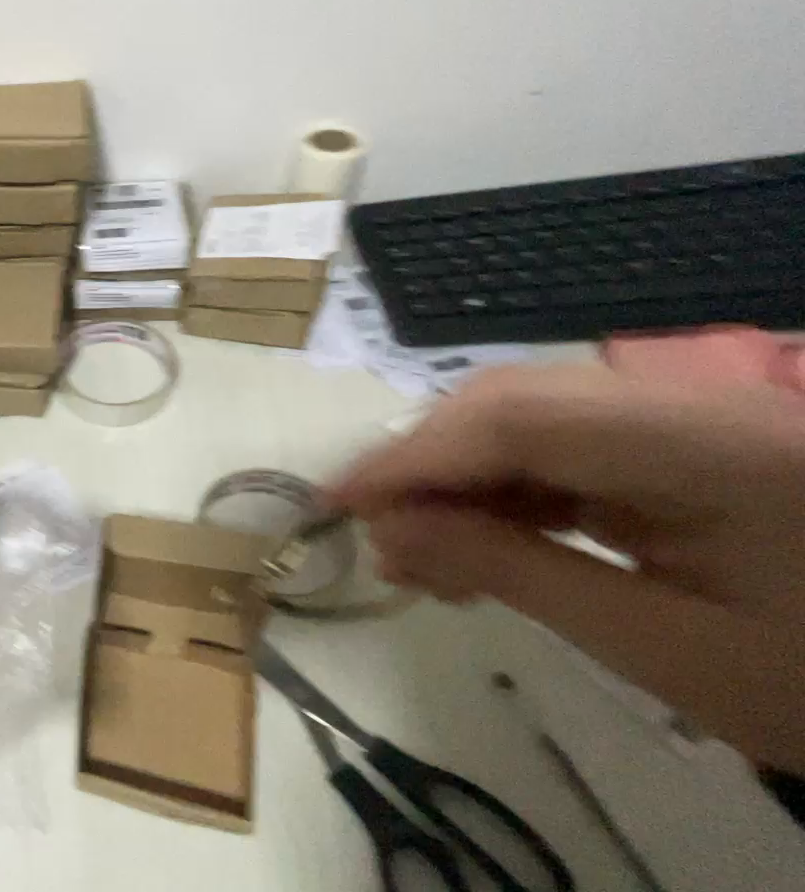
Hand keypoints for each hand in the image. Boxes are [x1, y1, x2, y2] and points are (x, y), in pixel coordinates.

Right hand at [327, 365, 804, 773]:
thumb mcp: (669, 648)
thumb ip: (514, 572)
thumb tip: (388, 531)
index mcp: (714, 446)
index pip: (516, 418)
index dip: (411, 456)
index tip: (335, 503)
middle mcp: (696, 407)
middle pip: (513, 401)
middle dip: (427, 464)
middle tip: (378, 536)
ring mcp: (693, 424)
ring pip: (528, 421)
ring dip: (459, 481)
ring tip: (420, 555)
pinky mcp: (688, 450)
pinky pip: (565, 451)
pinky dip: (506, 493)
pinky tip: (479, 543)